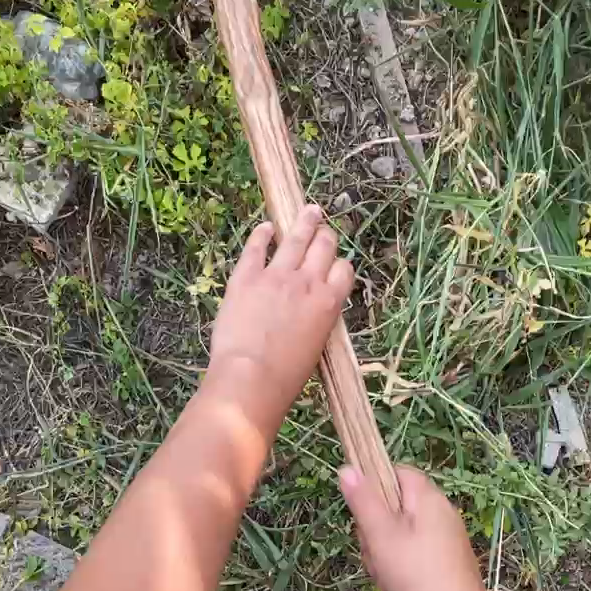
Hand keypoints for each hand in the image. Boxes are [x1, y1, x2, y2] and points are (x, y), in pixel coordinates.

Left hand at [207, 205, 353, 407]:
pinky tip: (266, 228)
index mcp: (329, 304)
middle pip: (324, 246)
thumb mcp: (314, 350)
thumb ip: (316, 323)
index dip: (339, 264)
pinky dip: (262, 234)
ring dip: (304, 221)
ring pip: (296, 237)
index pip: (344, 269)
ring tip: (309, 211)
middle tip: (323, 231)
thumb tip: (312, 315)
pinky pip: (256, 247)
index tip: (335, 264)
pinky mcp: (246, 277)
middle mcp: (307, 283)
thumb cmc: (285, 379)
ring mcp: (276, 276)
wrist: (250, 379)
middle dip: (325, 237)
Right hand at [338, 465, 490, 590]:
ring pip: (400, 530)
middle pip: (395, 503)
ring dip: (384, 548)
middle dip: (375, 526)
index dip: (373, 486)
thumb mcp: (381, 534)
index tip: (361, 512)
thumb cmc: (416, 573)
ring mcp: (445, 534)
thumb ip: (363, 500)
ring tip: (384, 571)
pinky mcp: (446, 556)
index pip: (395, 471)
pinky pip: (413, 548)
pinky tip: (396, 582)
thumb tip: (348, 468)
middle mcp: (440, 509)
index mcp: (427, 496)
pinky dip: (399, 561)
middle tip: (373, 549)